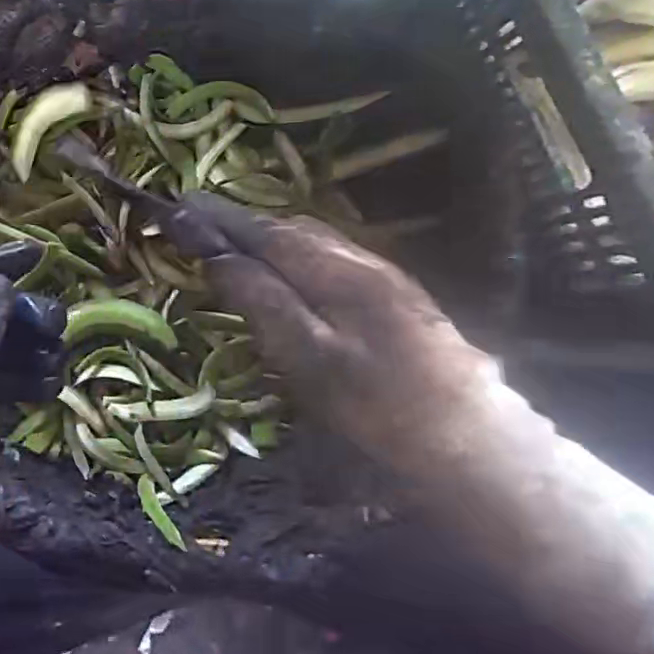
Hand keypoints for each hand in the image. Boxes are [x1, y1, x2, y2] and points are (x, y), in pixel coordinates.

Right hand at [184, 193, 495, 471]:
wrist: (480, 446)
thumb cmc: (381, 407)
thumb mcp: (306, 357)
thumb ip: (258, 299)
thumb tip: (214, 255)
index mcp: (331, 269)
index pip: (257, 231)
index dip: (213, 219)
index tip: (173, 207)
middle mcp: (356, 259)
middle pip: (282, 227)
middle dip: (234, 219)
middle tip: (190, 220)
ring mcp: (379, 276)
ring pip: (306, 240)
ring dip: (260, 232)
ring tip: (225, 237)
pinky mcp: (393, 298)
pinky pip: (324, 256)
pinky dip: (287, 250)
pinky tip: (282, 267)